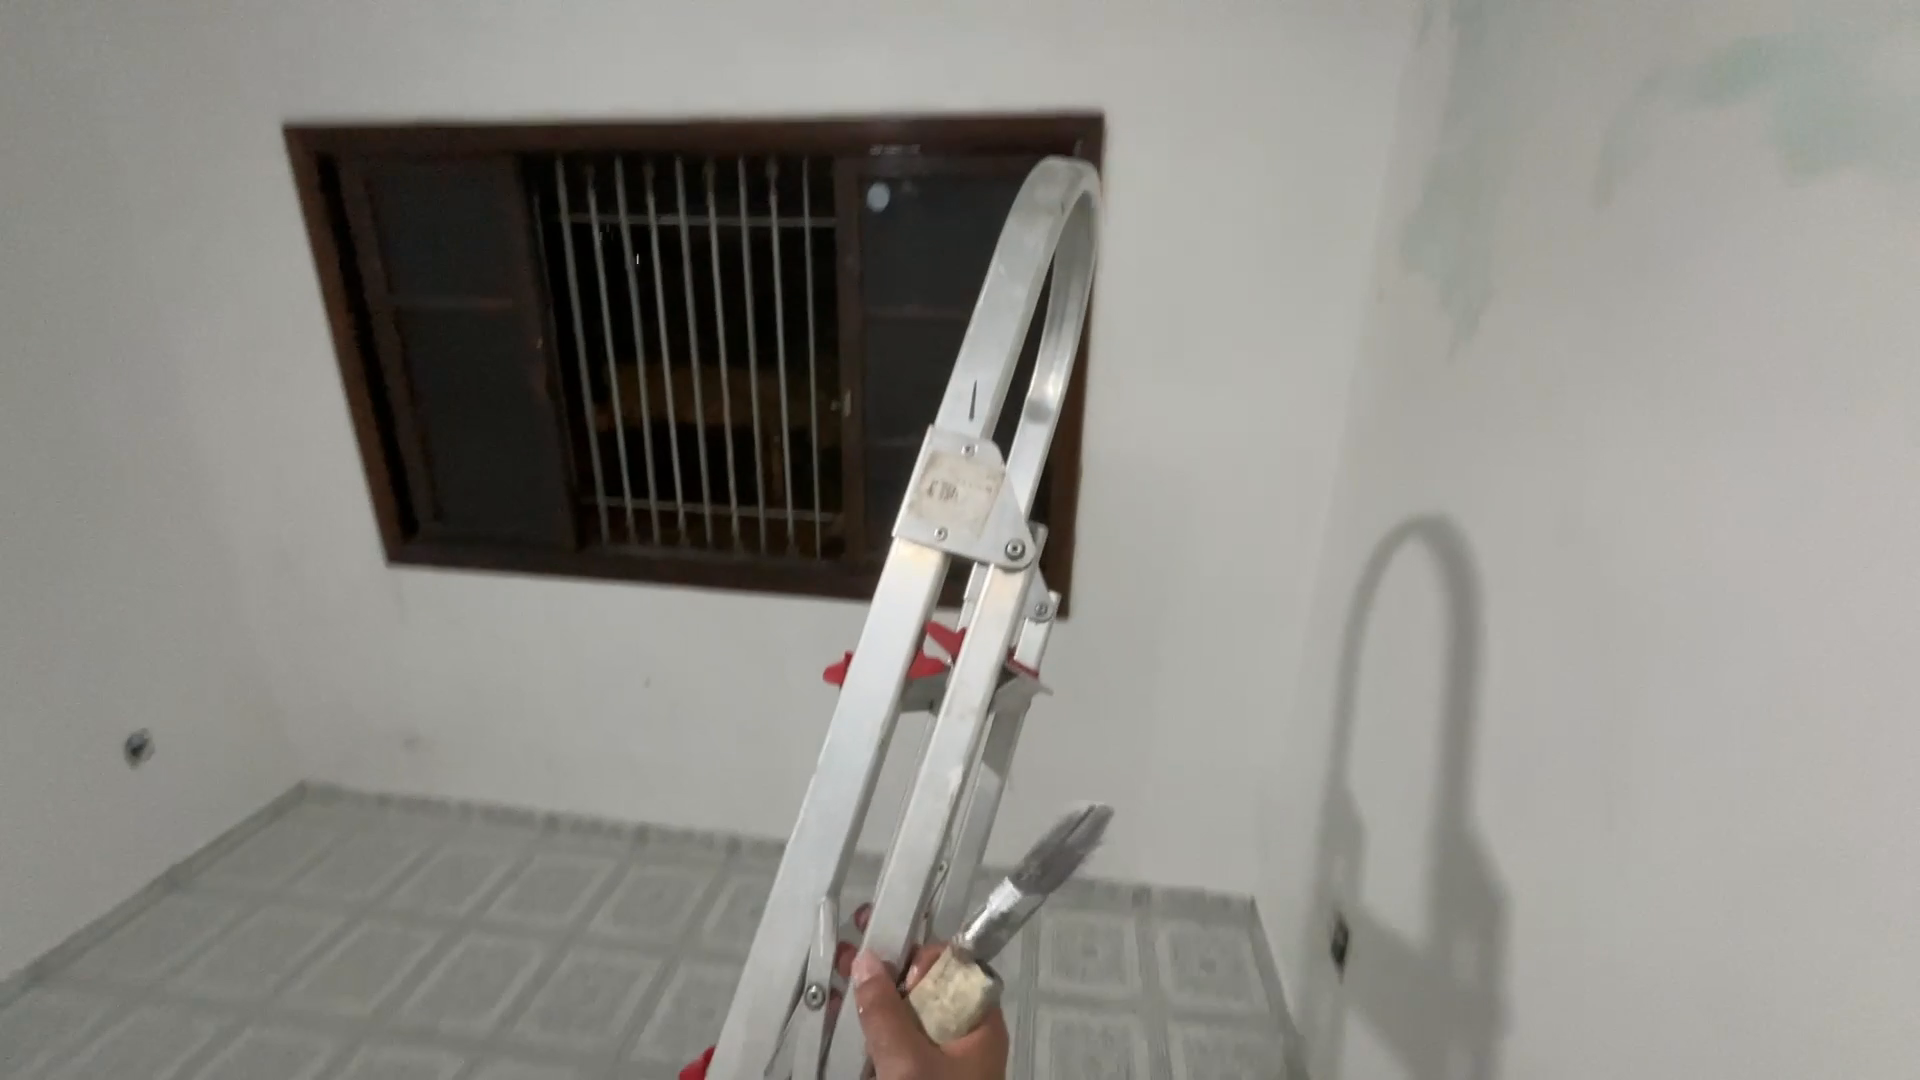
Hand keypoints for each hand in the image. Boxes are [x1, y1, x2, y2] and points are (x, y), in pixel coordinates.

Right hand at [849, 946, 1008, 1079]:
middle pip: (925, 987)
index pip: (954, 967)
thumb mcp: (908, 1066)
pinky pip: (893, 1043)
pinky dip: (868, 1027)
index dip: (918, 951)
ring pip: (903, 1014)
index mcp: (978, 1023)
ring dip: (870, 992)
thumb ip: (885, 1012)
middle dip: (886, 965)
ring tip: (834, 967)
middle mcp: (962, 1037)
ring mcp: (939, 1062)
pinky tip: (838, 1014)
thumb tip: (865, 960)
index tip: (884, 936)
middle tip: (849, 940)